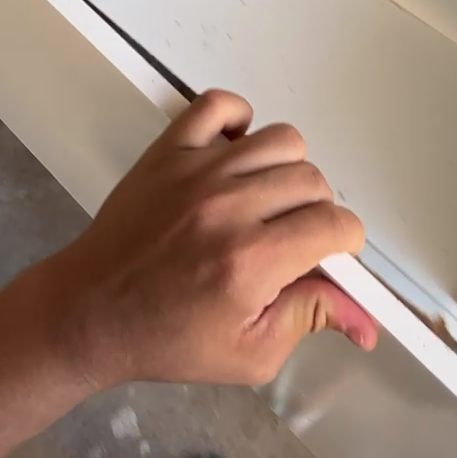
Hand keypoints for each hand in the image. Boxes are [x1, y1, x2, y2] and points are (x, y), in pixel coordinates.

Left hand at [32, 90, 376, 388]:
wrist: (91, 309)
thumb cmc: (166, 337)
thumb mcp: (248, 353)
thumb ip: (309, 319)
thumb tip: (365, 318)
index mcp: (250, 260)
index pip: (337, 226)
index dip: (345, 245)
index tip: (328, 255)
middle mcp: (227, 205)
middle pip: (313, 181)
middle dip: (316, 212)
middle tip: (290, 237)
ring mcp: (196, 169)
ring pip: (281, 140)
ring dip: (286, 170)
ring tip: (264, 200)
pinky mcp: (169, 149)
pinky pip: (220, 104)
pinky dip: (238, 120)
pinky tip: (234, 156)